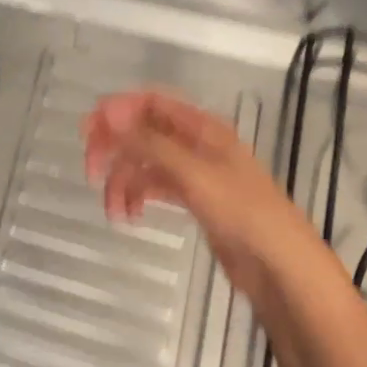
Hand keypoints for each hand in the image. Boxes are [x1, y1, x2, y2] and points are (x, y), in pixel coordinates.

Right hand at [82, 90, 320, 296]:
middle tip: (90, 171)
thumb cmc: (243, 212)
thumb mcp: (192, 173)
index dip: (116, 111)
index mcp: (201, 128)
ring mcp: (192, 172)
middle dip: (112, 149)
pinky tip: (130, 216)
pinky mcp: (191, 199)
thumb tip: (107, 112)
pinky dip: (136, 197)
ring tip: (113, 211)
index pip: (149, 102)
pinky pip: (152, 188)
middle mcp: (194, 144)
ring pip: (142, 164)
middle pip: (141, 132)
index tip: (88, 132)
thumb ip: (148, 142)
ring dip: (121, 181)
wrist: (279, 263)